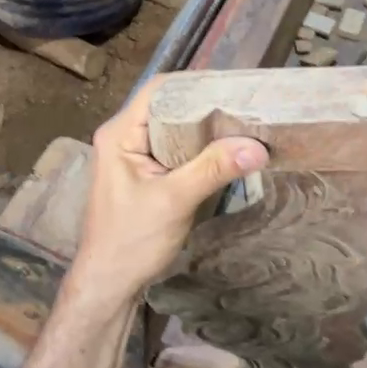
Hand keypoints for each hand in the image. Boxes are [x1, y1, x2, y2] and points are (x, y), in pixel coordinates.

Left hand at [69, 78, 267, 310]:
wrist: (108, 285)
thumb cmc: (131, 241)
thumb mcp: (174, 201)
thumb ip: (213, 169)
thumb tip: (258, 147)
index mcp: (119, 133)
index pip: (158, 89)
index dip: (194, 82)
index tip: (233, 86)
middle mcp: (123, 136)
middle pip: (168, 106)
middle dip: (206, 105)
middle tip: (246, 105)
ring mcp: (132, 156)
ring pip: (173, 128)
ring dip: (205, 129)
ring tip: (243, 124)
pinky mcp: (144, 174)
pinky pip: (174, 150)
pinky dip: (198, 149)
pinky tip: (225, 151)